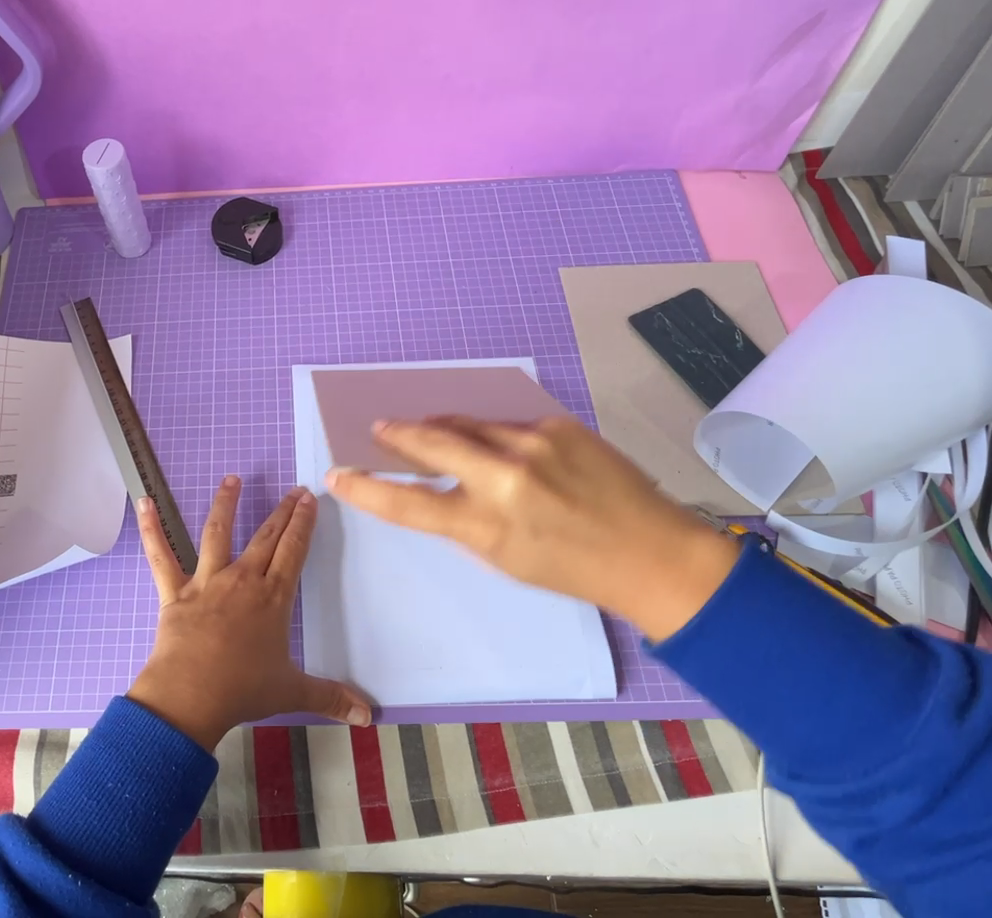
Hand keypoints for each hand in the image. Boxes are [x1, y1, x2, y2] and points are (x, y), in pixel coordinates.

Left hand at [127, 477, 371, 749]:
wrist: (191, 696)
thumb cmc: (243, 690)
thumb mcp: (292, 692)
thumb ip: (331, 697)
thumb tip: (369, 716)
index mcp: (273, 598)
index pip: (293, 551)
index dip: (303, 523)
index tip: (309, 499)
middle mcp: (242, 580)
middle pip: (266, 538)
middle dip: (282, 512)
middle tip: (293, 490)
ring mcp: (206, 582)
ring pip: (217, 533)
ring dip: (225, 504)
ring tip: (232, 479)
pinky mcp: (174, 591)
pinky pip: (161, 556)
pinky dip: (151, 529)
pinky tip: (144, 503)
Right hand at [325, 417, 739, 640]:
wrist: (653, 552)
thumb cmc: (571, 568)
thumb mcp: (505, 559)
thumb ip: (466, 520)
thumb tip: (438, 485)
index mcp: (487, 526)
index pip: (407, 503)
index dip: (366, 488)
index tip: (338, 475)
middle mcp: (505, 479)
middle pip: (430, 441)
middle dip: (398, 434)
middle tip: (379, 429)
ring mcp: (534, 444)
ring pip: (467, 423)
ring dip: (443, 427)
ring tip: (426, 428)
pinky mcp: (558, 424)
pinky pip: (507, 422)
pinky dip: (494, 432)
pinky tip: (503, 447)